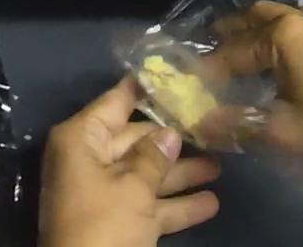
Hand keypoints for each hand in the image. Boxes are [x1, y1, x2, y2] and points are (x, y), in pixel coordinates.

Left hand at [40, 77, 220, 246]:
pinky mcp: (118, 222)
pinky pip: (148, 205)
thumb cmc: (102, 225)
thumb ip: (153, 159)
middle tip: (209, 127)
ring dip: (180, 173)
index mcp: (81, 138)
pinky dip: (176, 205)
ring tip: (221, 165)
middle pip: (134, 139)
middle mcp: (89, 158)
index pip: (114, 103)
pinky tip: (212, 203)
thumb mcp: (132, 189)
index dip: (143, 91)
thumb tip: (169, 133)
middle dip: (171, 138)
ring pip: (146, 174)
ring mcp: (103, 192)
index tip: (171, 77)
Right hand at [201, 1, 302, 189]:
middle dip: (242, 26)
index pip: (237, 47)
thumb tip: (200, 123)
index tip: (199, 77)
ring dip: (285, 31)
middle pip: (268, 13)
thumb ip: (238, 124)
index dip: (215, 63)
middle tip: (223, 38)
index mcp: (287, 35)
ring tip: (276, 50)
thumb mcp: (285, 136)